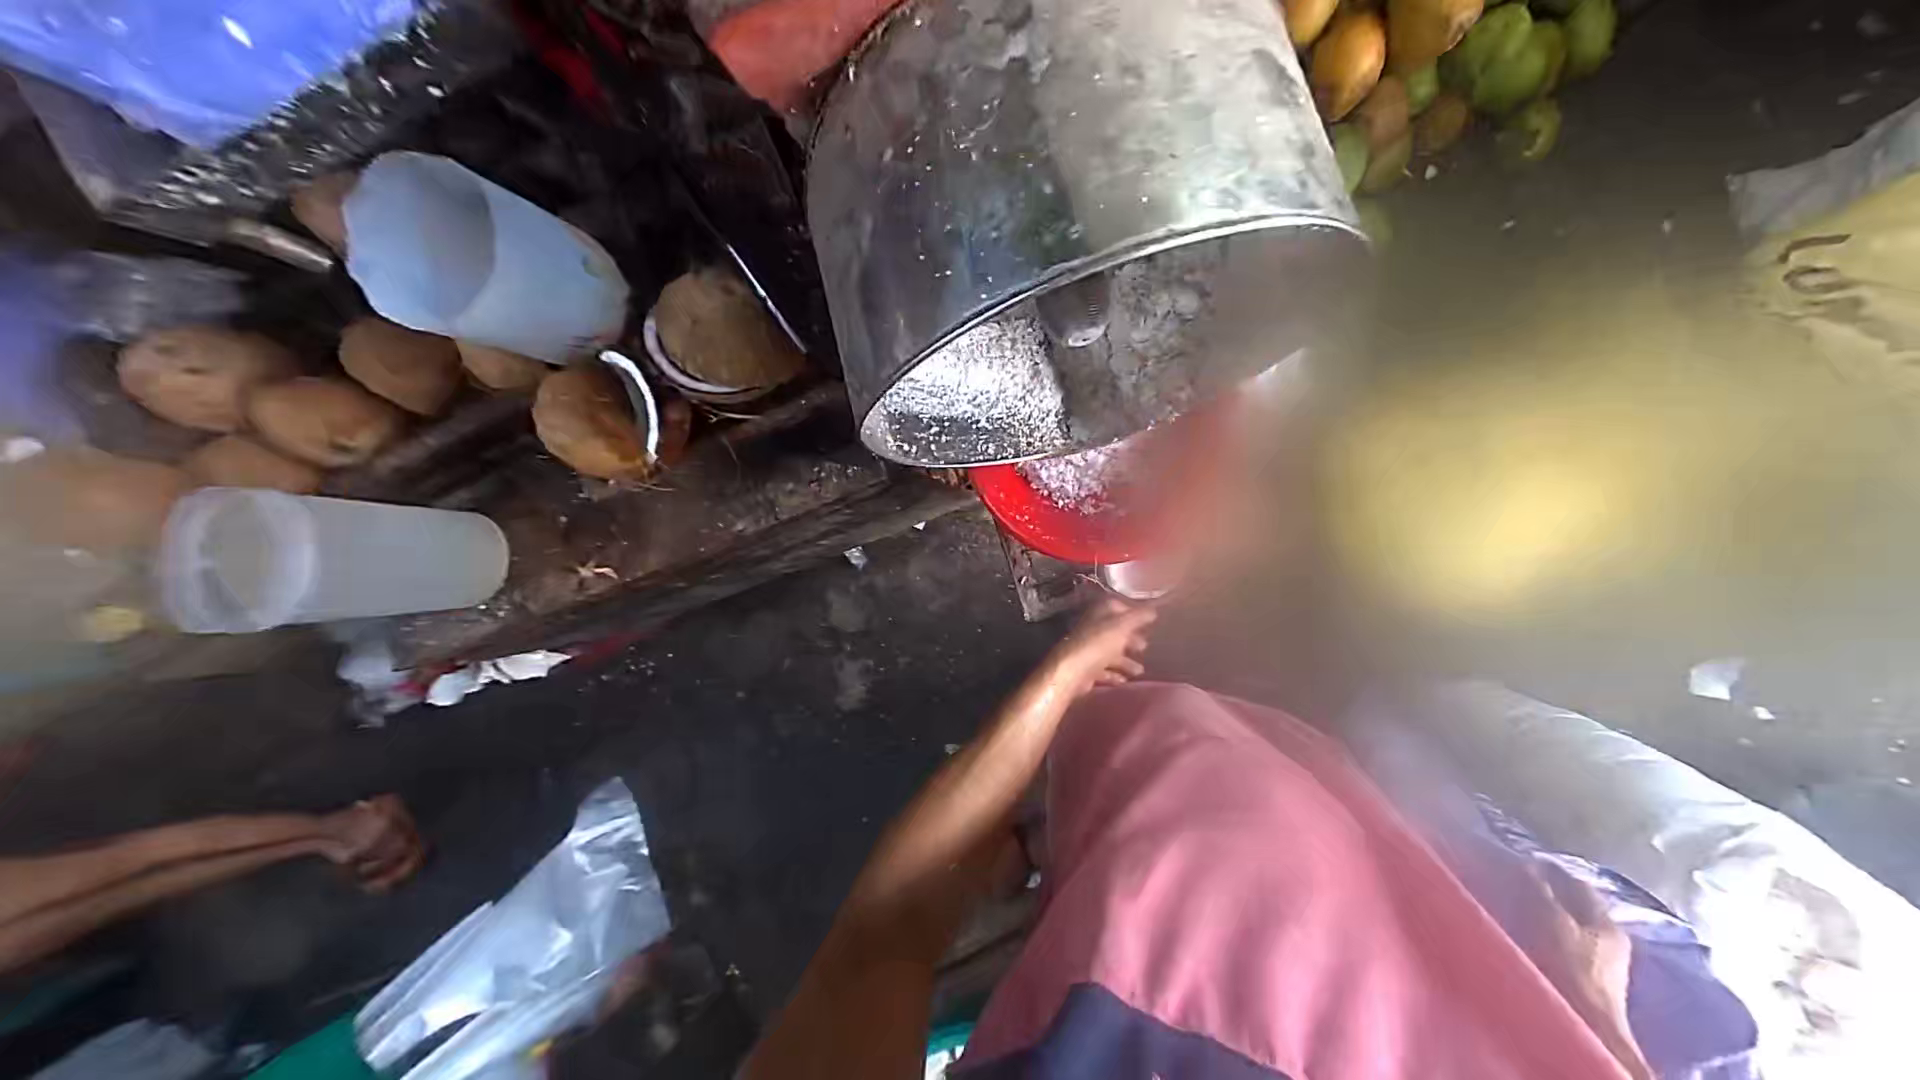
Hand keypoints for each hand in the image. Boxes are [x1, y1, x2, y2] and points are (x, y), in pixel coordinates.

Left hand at [1041, 598, 1156, 698]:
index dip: (1132, 611)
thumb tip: (1154, 609)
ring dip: (1126, 661)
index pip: (1116, 606)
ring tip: (1140, 670)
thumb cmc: (1099, 644)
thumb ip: (1139, 616)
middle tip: (1145, 646)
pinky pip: (1104, 670)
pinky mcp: (1086, 669)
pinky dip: (1115, 674)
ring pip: (1110, 653)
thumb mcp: (1122, 626)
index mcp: (1099, 614)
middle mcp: (1092, 629)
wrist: (1073, 672)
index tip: (1148, 620)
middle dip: (1131, 638)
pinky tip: (1125, 680)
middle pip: (1114, 631)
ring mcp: (1088, 650)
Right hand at [1527, 859, 1653, 1079]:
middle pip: (1568, 902)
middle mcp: (1608, 938)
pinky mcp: (1582, 978)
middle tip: (1504, 881)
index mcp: (1605, 921)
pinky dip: (1538, 931)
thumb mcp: (1549, 918)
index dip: (1543, 867)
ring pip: (1562, 922)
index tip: (1511, 860)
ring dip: (1536, 911)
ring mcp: (1597, 961)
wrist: (1583, 1025)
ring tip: (1506, 905)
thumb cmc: (1568, 965)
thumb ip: (1537, 887)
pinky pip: (1556, 942)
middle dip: (1538, 889)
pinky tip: (1519, 932)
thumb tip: (1522, 862)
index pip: (1573, 881)